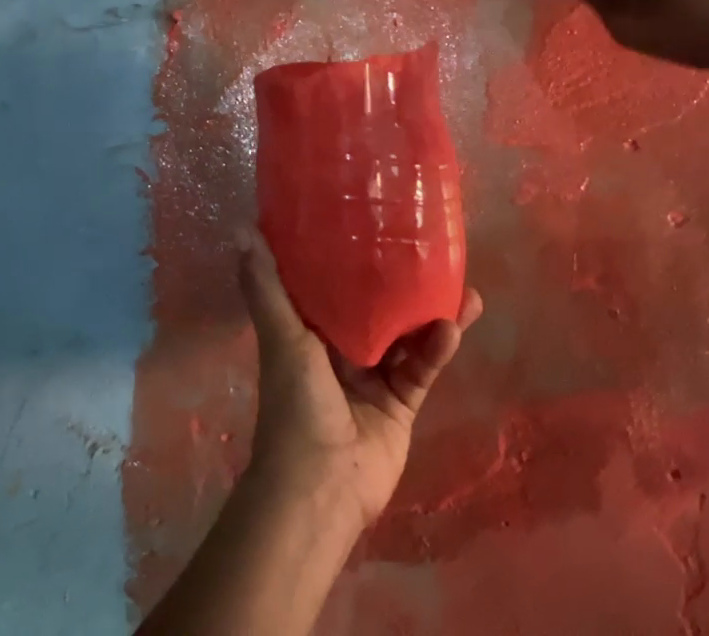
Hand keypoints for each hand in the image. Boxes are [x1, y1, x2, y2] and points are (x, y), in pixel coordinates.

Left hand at [236, 227, 482, 530]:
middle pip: (376, 308)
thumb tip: (244, 229)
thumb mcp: (281, 339)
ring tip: (463, 287)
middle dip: (402, 284)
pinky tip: (453, 328)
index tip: (374, 222)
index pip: (330, 285)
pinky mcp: (401, 404)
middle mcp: (340, 351)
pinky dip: (437, 350)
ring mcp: (373, 378)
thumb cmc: (295, 406)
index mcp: (307, 334)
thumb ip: (267, 288)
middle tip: (432, 253)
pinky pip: (422, 369)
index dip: (349, 257)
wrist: (321, 486)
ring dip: (432, 314)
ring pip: (407, 336)